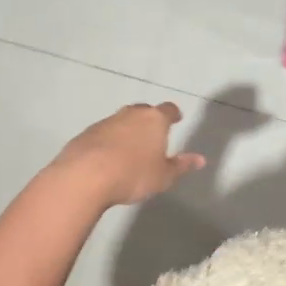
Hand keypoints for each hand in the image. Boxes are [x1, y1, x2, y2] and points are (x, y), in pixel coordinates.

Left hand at [51, 102, 205, 207]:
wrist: (85, 176)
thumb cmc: (133, 175)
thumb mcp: (163, 176)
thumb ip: (181, 166)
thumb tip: (200, 159)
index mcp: (154, 120)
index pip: (168, 109)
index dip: (173, 114)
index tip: (177, 119)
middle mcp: (131, 114)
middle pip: (144, 111)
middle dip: (149, 120)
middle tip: (152, 134)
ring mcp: (106, 122)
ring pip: (121, 120)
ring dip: (127, 130)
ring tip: (129, 148)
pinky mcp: (86, 133)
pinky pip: (103, 133)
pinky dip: (108, 141)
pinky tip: (107, 157)